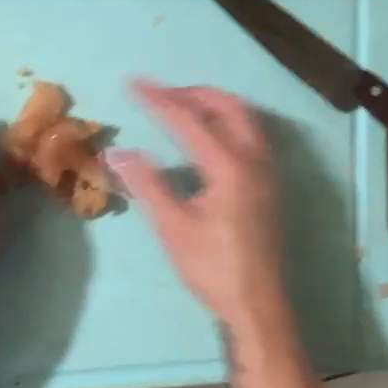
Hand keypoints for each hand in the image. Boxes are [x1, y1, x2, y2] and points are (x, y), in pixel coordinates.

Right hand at [107, 81, 287, 331]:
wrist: (257, 303)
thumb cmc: (212, 268)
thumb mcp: (172, 227)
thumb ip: (147, 184)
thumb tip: (117, 152)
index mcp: (229, 167)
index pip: (189, 120)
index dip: (158, 100)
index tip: (132, 85)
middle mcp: (255, 159)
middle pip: (227, 106)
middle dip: (191, 94)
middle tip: (159, 94)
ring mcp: (268, 171)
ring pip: (245, 118)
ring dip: (212, 105)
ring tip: (181, 108)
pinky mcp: (270, 184)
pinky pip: (251, 134)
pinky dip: (227, 121)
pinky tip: (208, 137)